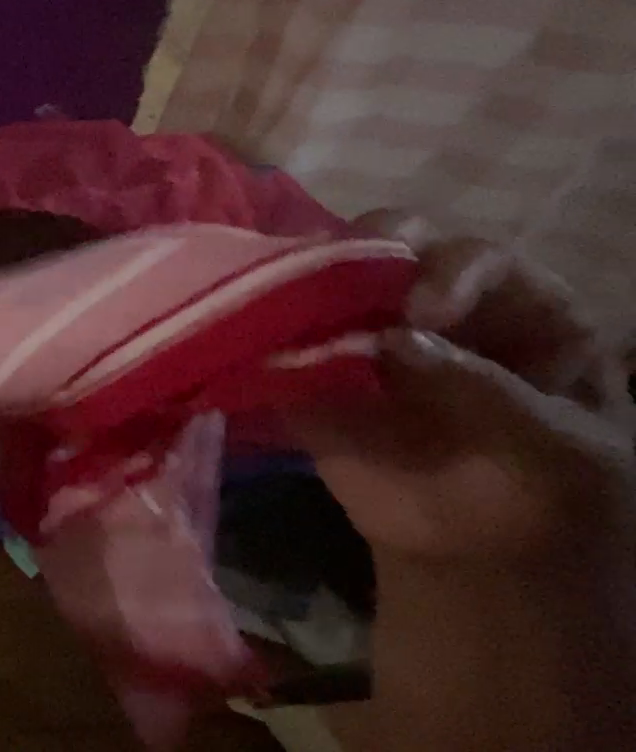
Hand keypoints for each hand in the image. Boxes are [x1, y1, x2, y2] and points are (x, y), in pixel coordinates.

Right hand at [288, 211, 635, 566]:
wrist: (480, 558)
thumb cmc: (552, 498)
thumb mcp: (562, 450)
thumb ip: (490, 392)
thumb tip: (391, 340)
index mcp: (519, 310)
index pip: (480, 258)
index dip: (448, 268)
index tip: (422, 312)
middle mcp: (434, 305)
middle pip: (392, 244)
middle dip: (361, 246)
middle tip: (330, 269)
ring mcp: (362, 332)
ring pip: (323, 278)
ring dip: (295, 278)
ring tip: (271, 291)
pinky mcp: (307, 368)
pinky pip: (277, 338)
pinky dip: (256, 332)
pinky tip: (241, 330)